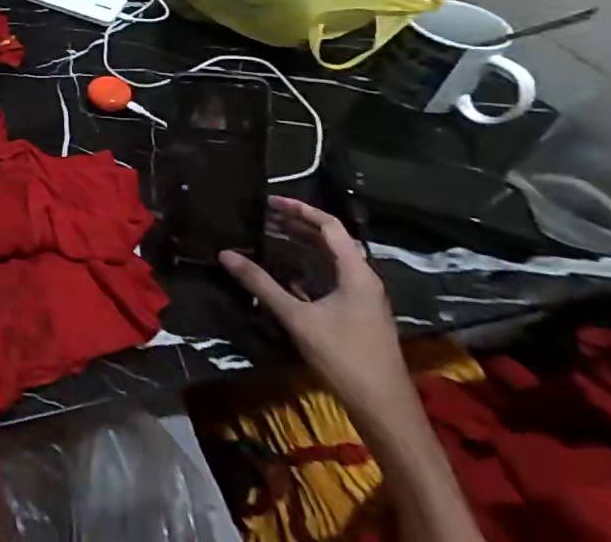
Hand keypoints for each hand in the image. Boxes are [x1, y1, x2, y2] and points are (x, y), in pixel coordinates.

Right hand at [220, 197, 410, 409]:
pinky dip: (311, 268)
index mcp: (356, 271)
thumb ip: (262, 285)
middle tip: (266, 216)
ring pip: (333, 260)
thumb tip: (227, 254)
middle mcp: (364, 278)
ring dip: (305, 246)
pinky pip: (333, 278)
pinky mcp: (359, 315)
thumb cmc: (343, 357)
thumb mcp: (298, 319)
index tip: (271, 202)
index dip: (300, 209)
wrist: (384, 408)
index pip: (329, 225)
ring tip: (273, 236)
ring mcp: (364, 298)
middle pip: (332, 240)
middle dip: (299, 225)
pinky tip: (288, 275)